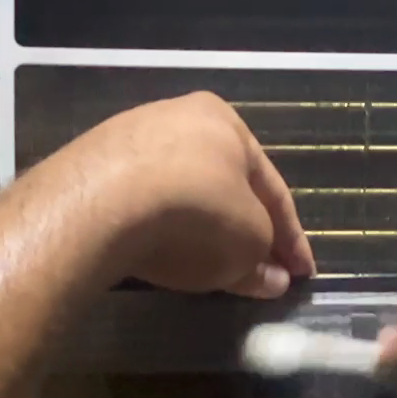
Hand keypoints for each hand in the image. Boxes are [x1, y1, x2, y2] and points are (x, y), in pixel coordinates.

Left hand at [41, 92, 316, 296]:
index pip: (273, 190)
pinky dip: (163, 228)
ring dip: (204, 230)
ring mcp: (131, 139)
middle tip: (261, 271)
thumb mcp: (248, 243)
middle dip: (246, 231)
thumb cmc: (197, 214)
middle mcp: (180, 119)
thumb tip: (274, 278)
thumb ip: (263, 261)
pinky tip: (166, 253)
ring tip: (213, 269)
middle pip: (226, 186)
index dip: (292, 239)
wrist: (103, 204)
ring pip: (184, 193)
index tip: (303, 274)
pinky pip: (144, 203)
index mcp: (227, 124)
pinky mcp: (93, 166)